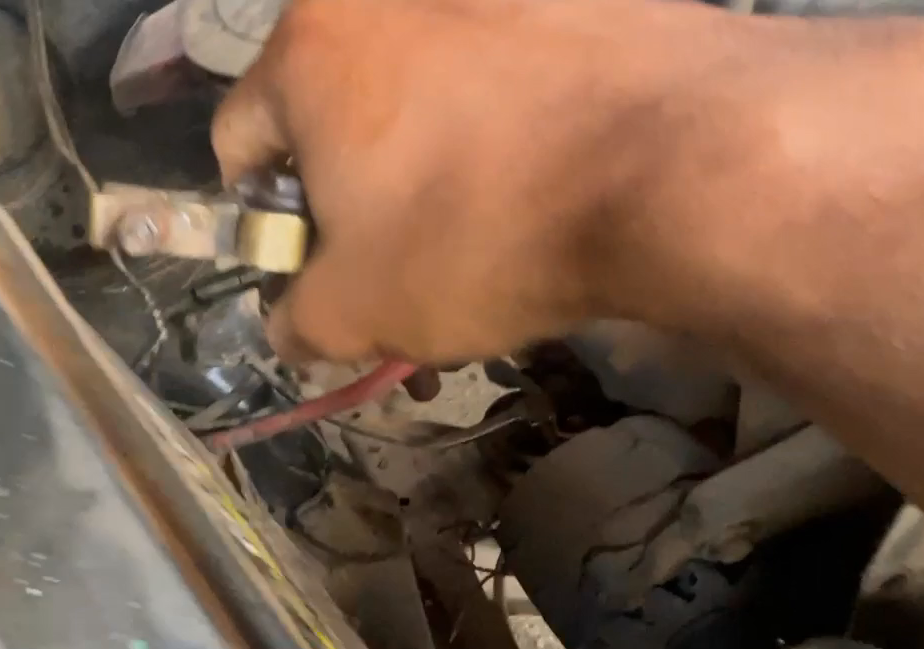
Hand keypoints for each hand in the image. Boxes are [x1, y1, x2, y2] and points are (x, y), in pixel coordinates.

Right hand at [212, 0, 749, 364]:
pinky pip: (488, 83)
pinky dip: (484, 143)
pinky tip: (527, 197)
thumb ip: (292, 321)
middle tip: (386, 270)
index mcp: (312, 47)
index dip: (262, 222)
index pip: (238, 144)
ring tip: (465, 246)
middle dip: (342, 205)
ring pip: (411, 105)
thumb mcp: (349, 313)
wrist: (685, 167)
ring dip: (412, 181)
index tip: (308, 266)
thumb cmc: (472, 235)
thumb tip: (287, 326)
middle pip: (327, 120)